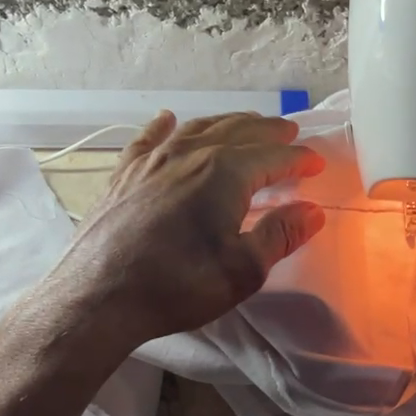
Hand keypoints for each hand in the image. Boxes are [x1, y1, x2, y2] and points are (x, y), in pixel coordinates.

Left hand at [43, 110, 325, 348]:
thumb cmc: (178, 286)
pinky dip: (165, 126)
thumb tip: (312, 210)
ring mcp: (152, 160)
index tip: (316, 164)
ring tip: (246, 124)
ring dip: (228, 124)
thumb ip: (280, 235)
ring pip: (198, 129)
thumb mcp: (243, 270)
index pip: (272, 158)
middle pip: (237, 132)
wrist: (99, 297)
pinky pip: (149, 138)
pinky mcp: (124, 175)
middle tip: (289, 134)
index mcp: (225, 173)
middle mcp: (190, 154)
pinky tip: (169, 119)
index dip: (298, 160)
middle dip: (268, 133)